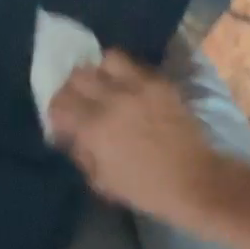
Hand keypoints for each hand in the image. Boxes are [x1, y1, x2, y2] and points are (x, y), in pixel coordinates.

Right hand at [47, 50, 233, 222]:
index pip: (60, 102)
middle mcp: (113, 99)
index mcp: (95, 127)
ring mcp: (139, 86)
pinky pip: (135, 65)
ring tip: (104, 86)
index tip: (62, 120)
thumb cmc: (146, 189)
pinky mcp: (160, 82)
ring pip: (107, 59)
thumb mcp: (102, 181)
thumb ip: (81, 152)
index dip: (56, 111)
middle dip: (72, 88)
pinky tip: (128, 89)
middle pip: (78, 75)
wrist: (193, 179)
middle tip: (79, 101)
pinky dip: (125, 73)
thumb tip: (70, 134)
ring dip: (100, 71)